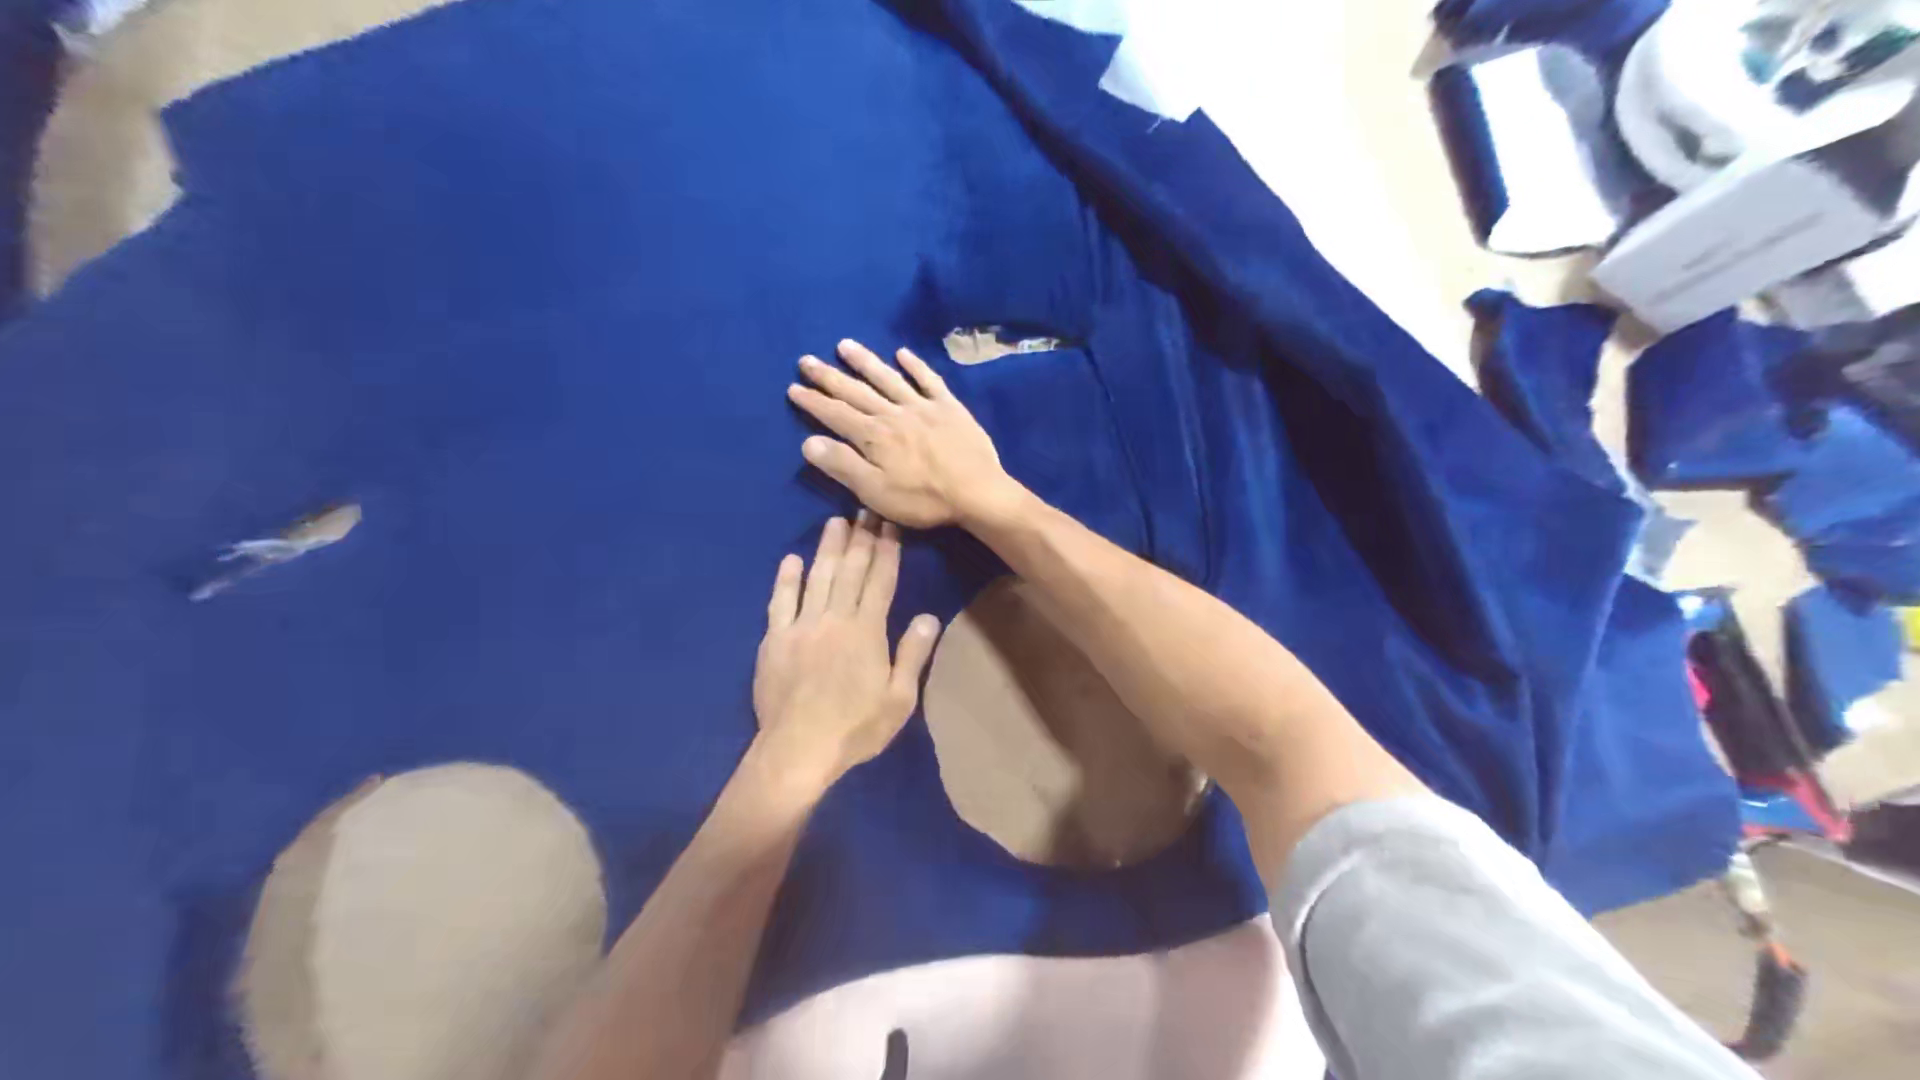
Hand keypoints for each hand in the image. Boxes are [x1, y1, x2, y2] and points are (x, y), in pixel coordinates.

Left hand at [752, 513, 942, 789]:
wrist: (798, 749)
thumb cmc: (855, 728)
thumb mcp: (899, 699)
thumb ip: (912, 654)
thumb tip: (930, 617)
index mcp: (866, 632)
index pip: (880, 581)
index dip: (886, 550)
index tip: (889, 525)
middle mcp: (834, 619)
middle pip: (849, 571)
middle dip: (860, 539)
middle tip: (865, 511)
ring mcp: (801, 627)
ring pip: (816, 578)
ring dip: (827, 548)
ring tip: (835, 522)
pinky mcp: (774, 640)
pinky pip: (780, 602)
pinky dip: (786, 579)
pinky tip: (791, 560)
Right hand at [787, 339, 1019, 527]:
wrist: (978, 492)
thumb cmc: (924, 499)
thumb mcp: (875, 492)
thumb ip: (843, 466)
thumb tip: (808, 442)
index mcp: (874, 436)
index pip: (835, 414)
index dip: (813, 402)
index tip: (793, 388)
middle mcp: (894, 413)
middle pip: (856, 391)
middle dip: (829, 376)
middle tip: (806, 360)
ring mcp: (923, 406)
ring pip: (887, 378)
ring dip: (865, 361)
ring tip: (844, 345)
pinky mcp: (950, 407)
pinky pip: (929, 380)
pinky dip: (915, 365)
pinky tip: (902, 353)